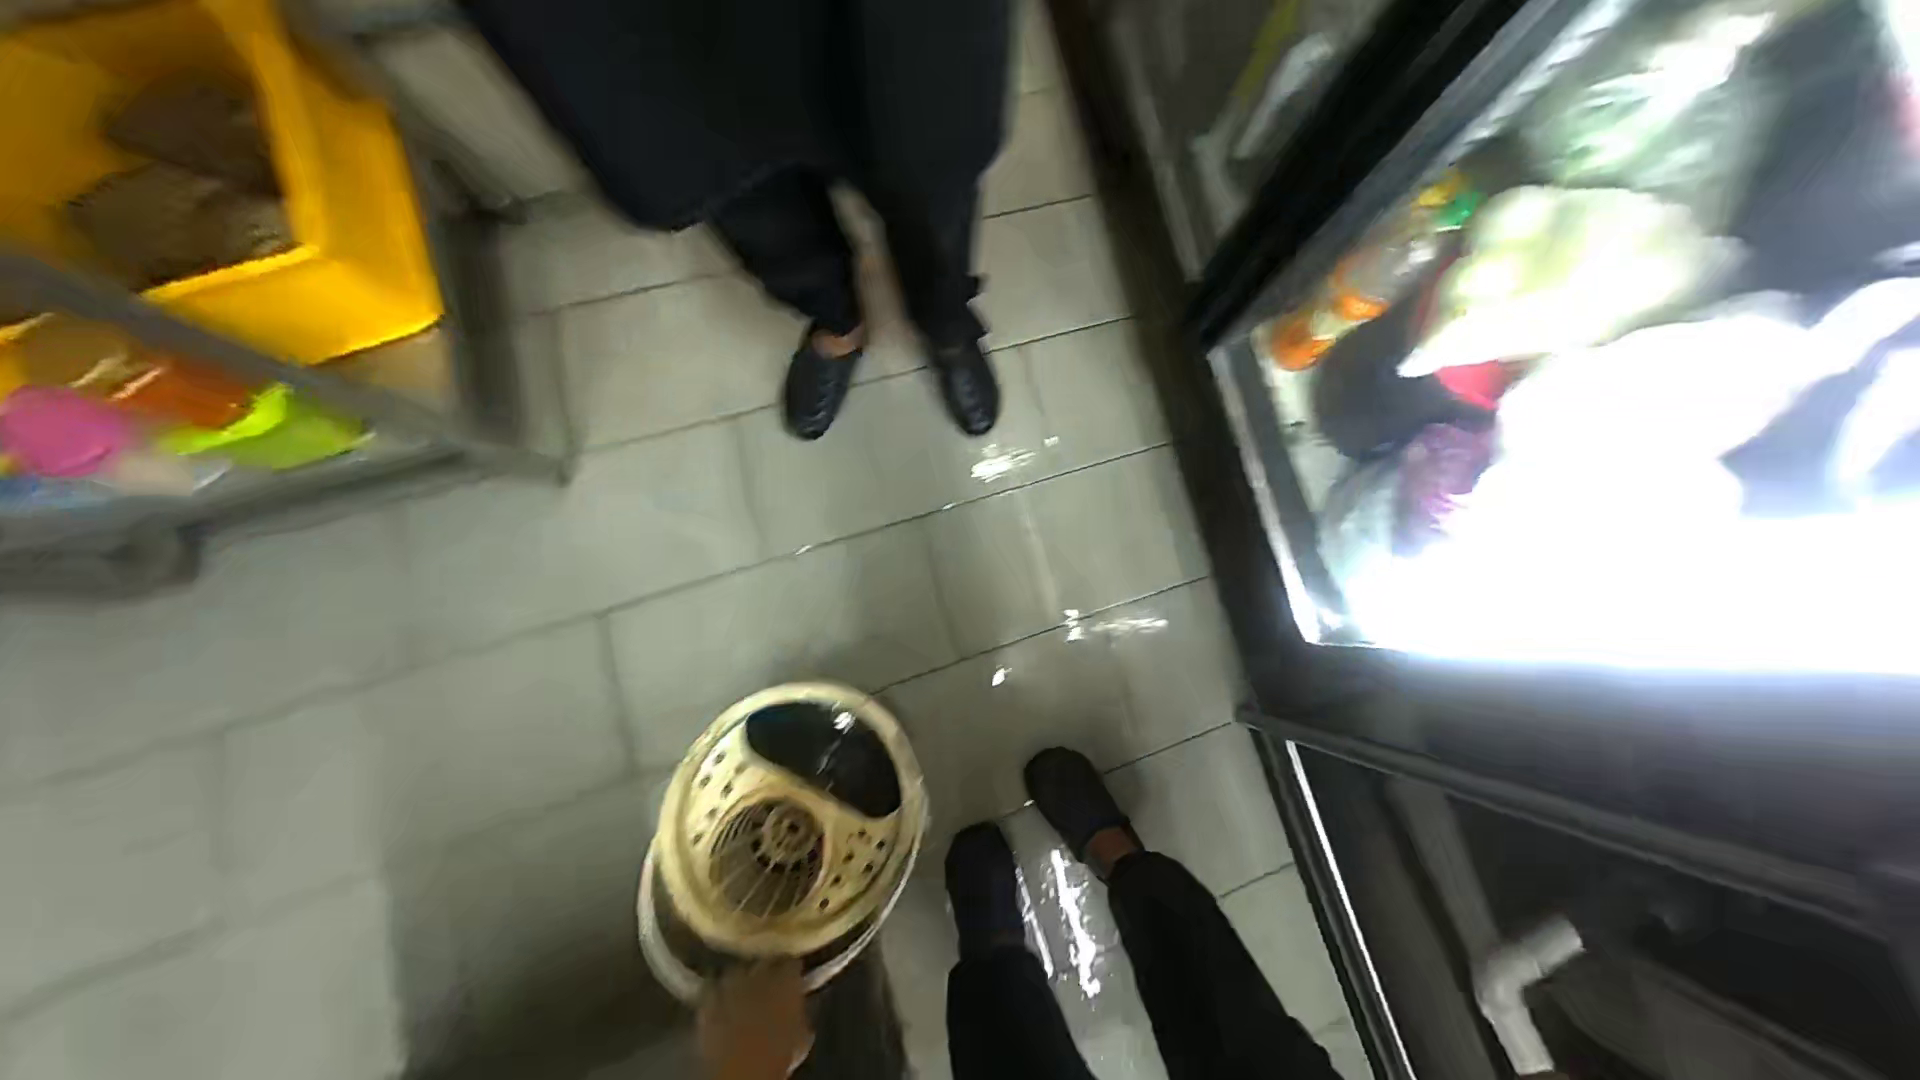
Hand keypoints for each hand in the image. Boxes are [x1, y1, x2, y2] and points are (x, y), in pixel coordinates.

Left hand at [697, 960, 810, 1079]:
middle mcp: (759, 976)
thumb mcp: (801, 1037)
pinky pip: (711, 989)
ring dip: (740, 977)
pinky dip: (715, 991)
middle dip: (768, 968)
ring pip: (737, 971)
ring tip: (743, 986)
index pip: (791, 962)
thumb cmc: (778, 1058)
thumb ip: (801, 1015)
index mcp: (786, 981)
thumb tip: (800, 1009)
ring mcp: (732, 988)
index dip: (793, 968)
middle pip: (764, 962)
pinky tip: (719, 998)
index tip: (795, 974)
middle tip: (771, 980)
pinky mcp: (709, 1004)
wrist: (743, 1075)